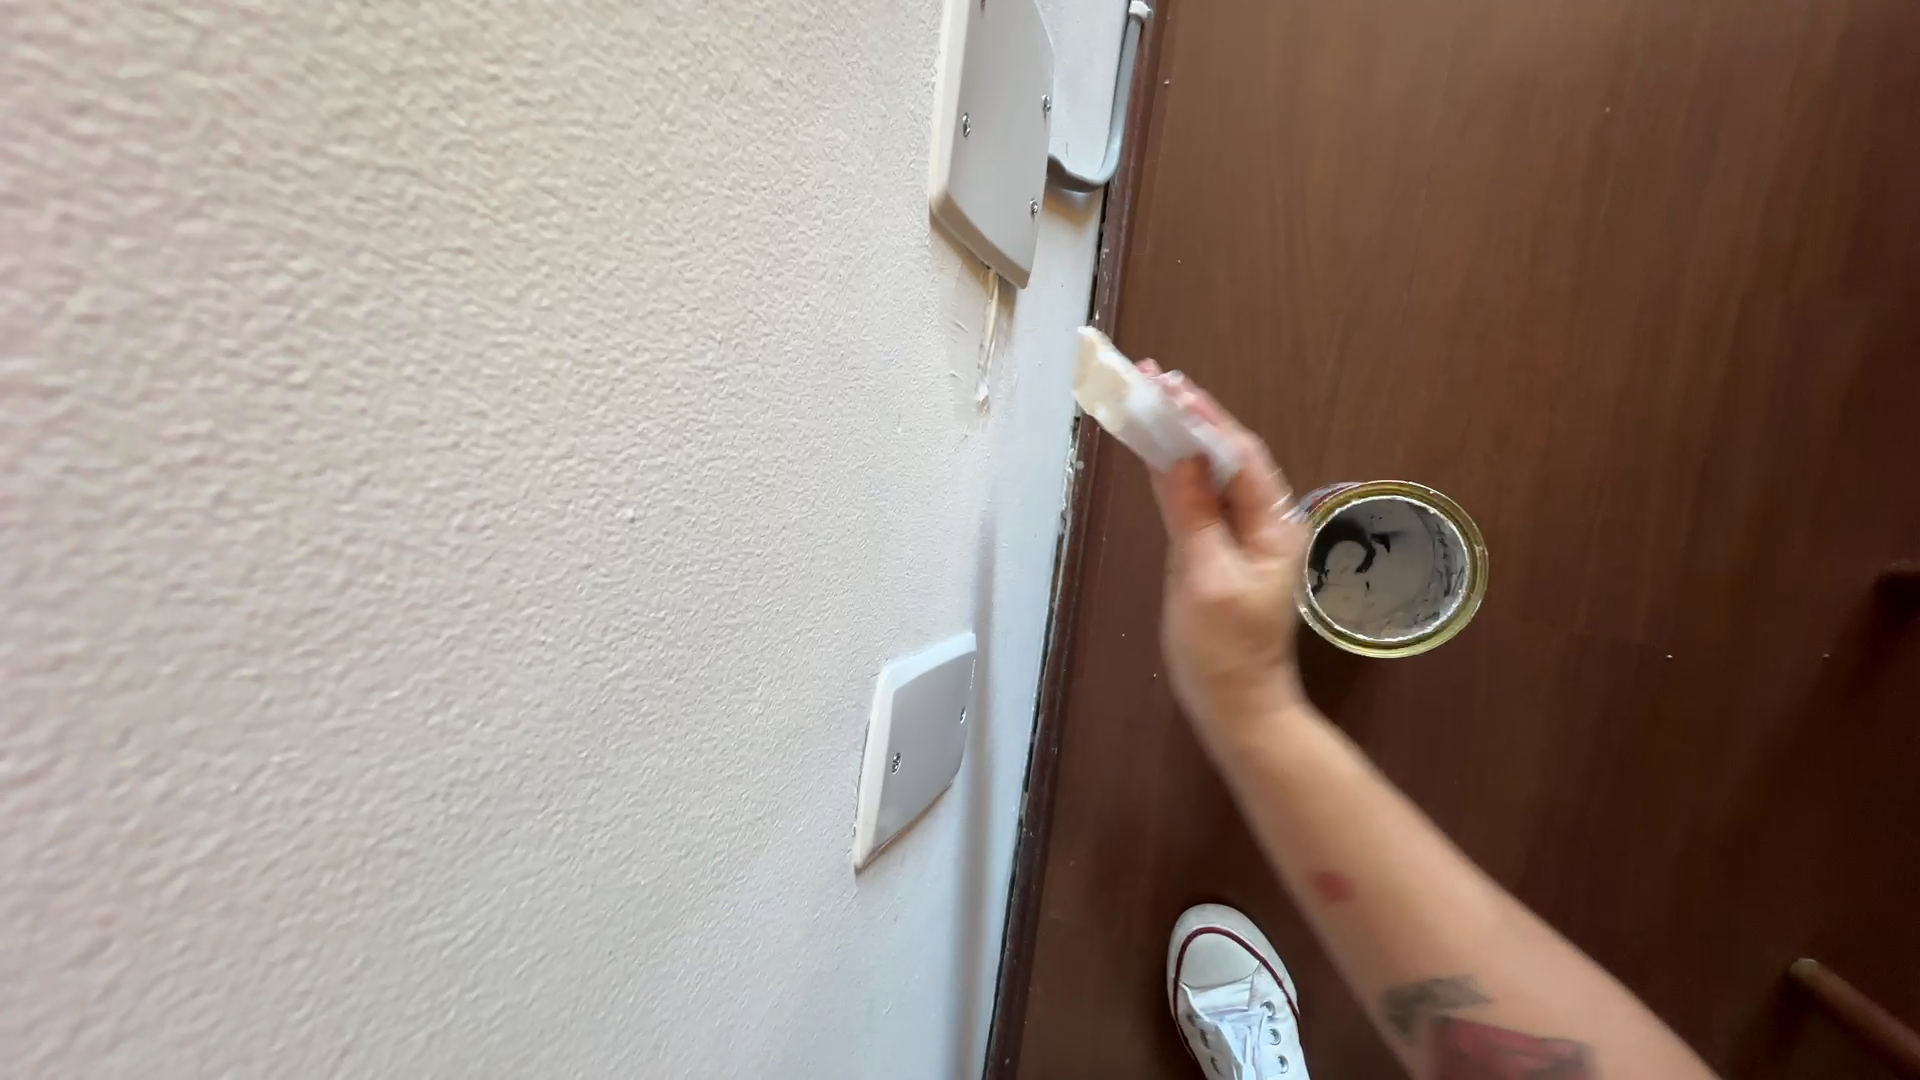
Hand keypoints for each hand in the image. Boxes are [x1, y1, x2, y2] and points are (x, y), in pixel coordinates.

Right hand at [1141, 365, 1311, 746]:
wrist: (1234, 704)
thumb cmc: (1224, 650)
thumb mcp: (1206, 578)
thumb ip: (1194, 514)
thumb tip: (1180, 456)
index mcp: (1274, 526)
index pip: (1239, 456)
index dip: (1204, 419)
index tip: (1169, 386)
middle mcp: (1263, 523)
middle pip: (1226, 458)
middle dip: (1191, 418)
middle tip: (1153, 379)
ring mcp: (1239, 538)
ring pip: (1210, 476)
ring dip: (1182, 439)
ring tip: (1151, 401)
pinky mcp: (1215, 552)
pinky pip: (1198, 501)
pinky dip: (1176, 474)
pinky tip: (1158, 451)